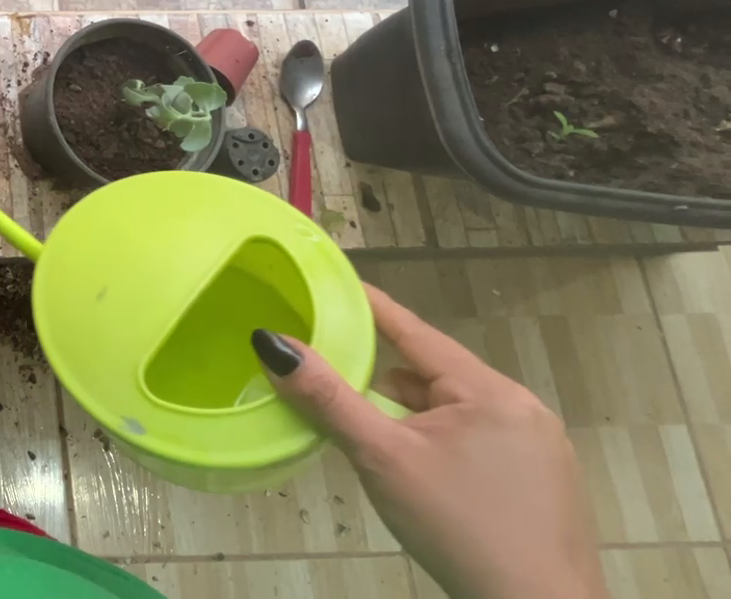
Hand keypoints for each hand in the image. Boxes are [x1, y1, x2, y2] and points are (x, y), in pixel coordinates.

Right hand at [254, 285, 606, 598]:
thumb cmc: (458, 527)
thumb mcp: (381, 457)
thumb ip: (326, 395)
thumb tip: (270, 340)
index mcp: (489, 392)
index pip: (412, 330)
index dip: (366, 303)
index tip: (325, 280)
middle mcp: (521, 408)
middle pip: (426, 370)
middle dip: (378, 378)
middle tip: (333, 389)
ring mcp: (537, 446)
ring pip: (445, 405)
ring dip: (403, 411)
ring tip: (370, 439)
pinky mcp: (538, 480)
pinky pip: (467, 433)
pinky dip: (429, 436)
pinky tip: (412, 467)